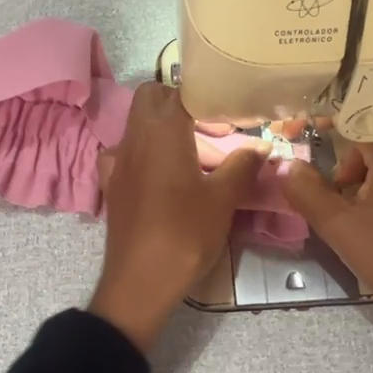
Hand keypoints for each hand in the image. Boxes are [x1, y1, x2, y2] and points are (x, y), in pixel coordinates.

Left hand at [90, 83, 267, 350]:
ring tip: (193, 150)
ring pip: (137, 125)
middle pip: (151, 98)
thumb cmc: (184, 234)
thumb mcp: (223, 200)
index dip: (207, 94)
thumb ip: (243, 167)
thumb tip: (261, 147)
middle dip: (179, 102)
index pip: (182, 90)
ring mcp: (118, 161)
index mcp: (163, 131)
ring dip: (162, 128)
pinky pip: (125, 154)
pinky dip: (143, 153)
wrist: (139, 282)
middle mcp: (135, 137)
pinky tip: (160, 173)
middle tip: (211, 124)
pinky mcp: (111, 185)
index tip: (231, 109)